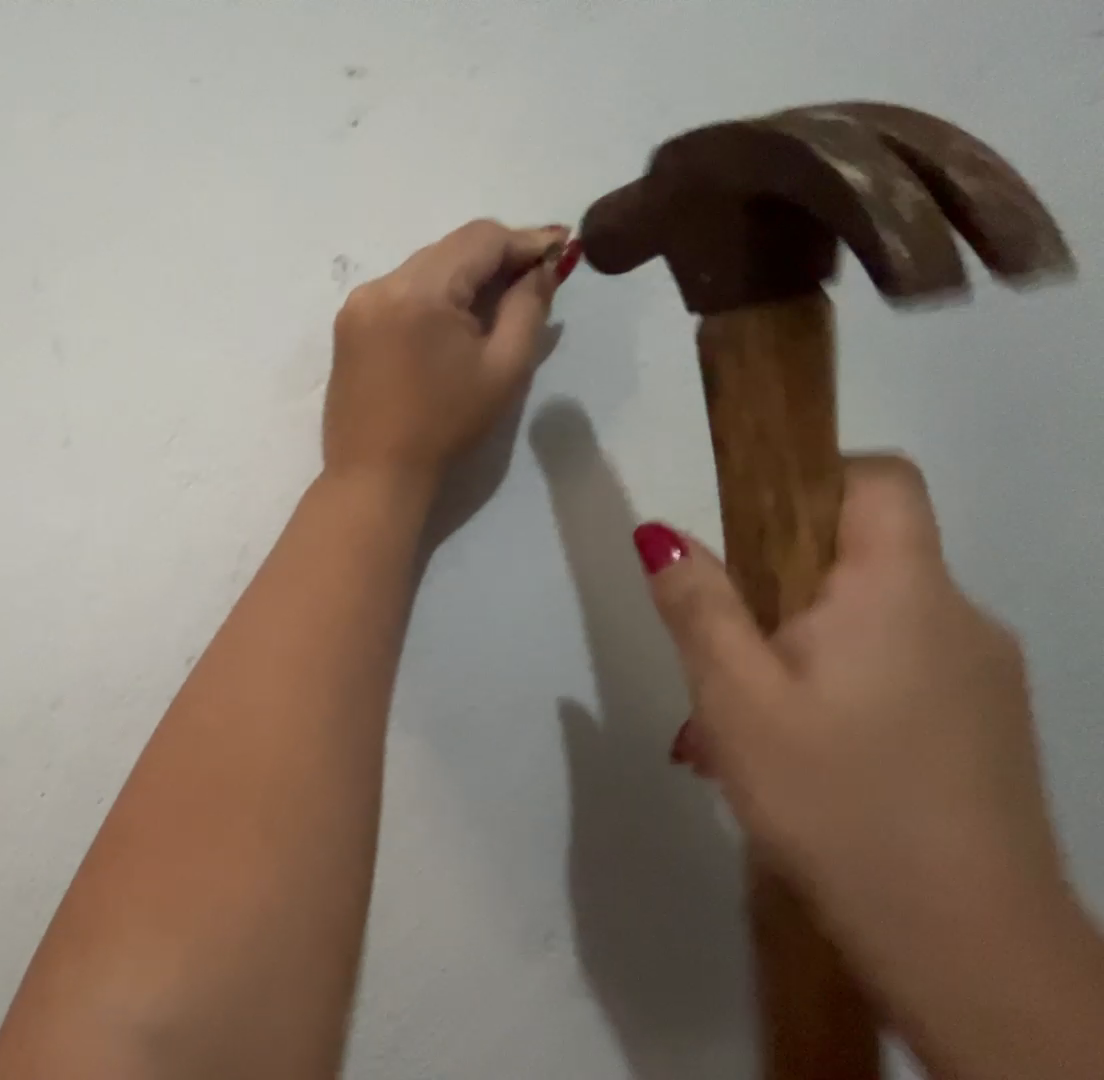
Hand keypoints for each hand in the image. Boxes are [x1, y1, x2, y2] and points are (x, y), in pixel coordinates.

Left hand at [324, 221, 571, 485]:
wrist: (373, 472)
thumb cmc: (444, 425)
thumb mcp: (504, 366)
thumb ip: (529, 305)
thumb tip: (543, 265)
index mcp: (417, 292)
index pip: (479, 238)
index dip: (524, 241)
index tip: (560, 252)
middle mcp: (378, 287)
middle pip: (449, 250)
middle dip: (494, 259)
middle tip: (534, 279)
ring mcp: (356, 307)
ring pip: (423, 269)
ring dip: (461, 277)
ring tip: (495, 304)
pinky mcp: (347, 327)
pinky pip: (398, 293)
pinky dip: (430, 296)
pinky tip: (453, 321)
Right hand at [641, 456, 1064, 931]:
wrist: (961, 937)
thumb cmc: (832, 794)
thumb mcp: (734, 695)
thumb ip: (698, 606)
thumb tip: (661, 532)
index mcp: (899, 591)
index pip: (878, 480)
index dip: (809, 477)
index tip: (742, 525)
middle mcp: (957, 616)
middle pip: (859, 556)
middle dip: (772, 588)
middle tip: (712, 657)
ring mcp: (980, 674)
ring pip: (869, 623)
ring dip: (793, 649)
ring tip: (733, 726)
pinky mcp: (981, 724)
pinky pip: (894, 670)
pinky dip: (832, 687)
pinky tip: (789, 755)